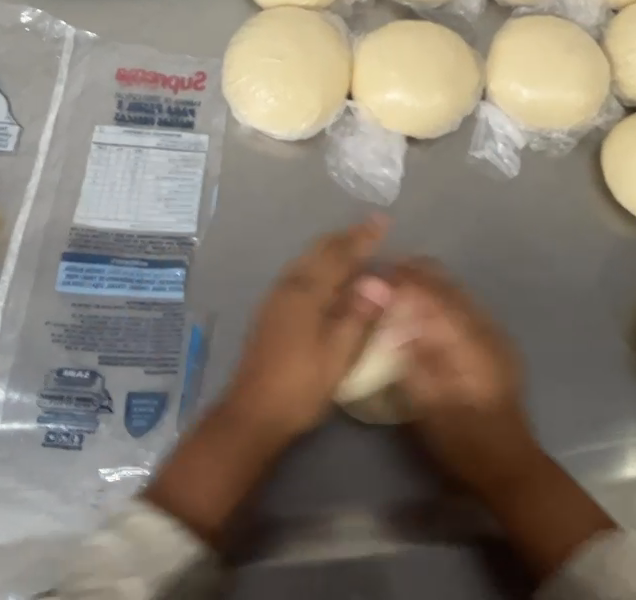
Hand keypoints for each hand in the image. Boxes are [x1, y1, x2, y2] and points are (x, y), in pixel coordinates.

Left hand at [144, 216, 391, 546]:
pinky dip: (318, 264)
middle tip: (370, 228)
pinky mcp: (270, 312)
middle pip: (319, 251)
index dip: (362, 238)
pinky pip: (299, 272)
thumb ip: (358, 315)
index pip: (340, 256)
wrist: (252, 413)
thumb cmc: (300, 386)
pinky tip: (325, 275)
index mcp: (307, 293)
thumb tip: (379, 280)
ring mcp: (275, 299)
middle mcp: (289, 287)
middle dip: (345, 238)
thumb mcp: (337, 355)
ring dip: (330, 249)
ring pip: (307, 261)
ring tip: (351, 245)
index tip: (382, 221)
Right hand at [391, 258, 544, 494]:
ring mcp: (492, 330)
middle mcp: (482, 321)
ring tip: (390, 298)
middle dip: (405, 276)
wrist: (509, 465)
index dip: (393, 277)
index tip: (364, 281)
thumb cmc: (461, 438)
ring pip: (451, 289)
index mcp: (465, 333)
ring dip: (420, 287)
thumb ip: (403, 348)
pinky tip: (417, 319)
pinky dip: (435, 302)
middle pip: (440, 279)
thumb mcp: (425, 399)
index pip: (425, 285)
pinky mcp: (493, 341)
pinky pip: (459, 305)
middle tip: (373, 288)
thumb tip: (381, 313)